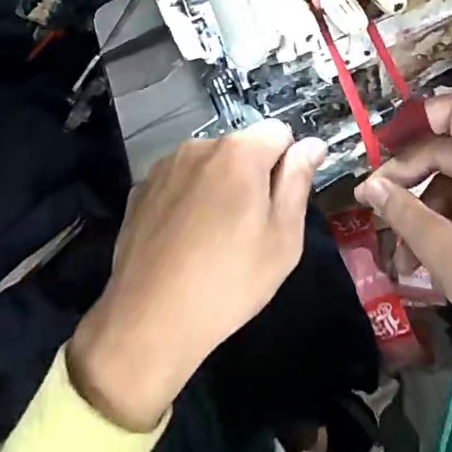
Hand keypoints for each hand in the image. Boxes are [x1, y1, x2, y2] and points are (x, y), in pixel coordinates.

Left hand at [68, 122, 327, 431]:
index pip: (278, 132)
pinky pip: (178, 183)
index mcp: (239, 152)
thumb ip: (298, 181)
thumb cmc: (229, 281)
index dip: (287, 163)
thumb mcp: (283, 238)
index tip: (280, 204)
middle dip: (251, 177)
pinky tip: (183, 242)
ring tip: (213, 241)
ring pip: (207, 166)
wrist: (150, 318)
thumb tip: (312, 144)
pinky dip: (187, 201)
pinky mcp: (140, 189)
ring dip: (217, 187)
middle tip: (251, 230)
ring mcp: (164, 166)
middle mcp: (198, 146)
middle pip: (240, 149)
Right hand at [353, 95, 451, 449]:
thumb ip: (409, 219)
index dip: (411, 121)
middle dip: (407, 178)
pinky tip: (422, 263)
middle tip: (373, 209)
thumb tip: (368, 187)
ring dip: (422, 211)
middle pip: (447, 150)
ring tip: (398, 254)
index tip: (376, 151)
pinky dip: (444, 227)